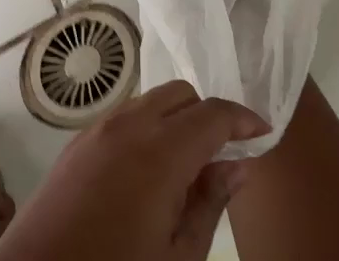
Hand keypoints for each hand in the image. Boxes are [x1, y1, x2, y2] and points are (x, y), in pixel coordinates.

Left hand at [0, 80, 270, 260]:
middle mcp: (127, 126)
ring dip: (175, 120)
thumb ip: (209, 204)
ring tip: (187, 167)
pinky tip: (149, 171)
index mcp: (159, 152)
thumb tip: (237, 167)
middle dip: (207, 116)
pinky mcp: (75, 144)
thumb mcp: (177, 256)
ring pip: (149, 102)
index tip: (262, 134)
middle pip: (180, 95)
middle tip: (223, 156)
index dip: (242, 120)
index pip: (213, 114)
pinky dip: (146, 128)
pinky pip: (123, 118)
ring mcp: (96, 130)